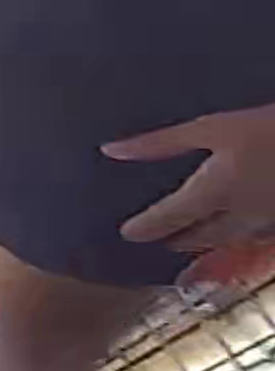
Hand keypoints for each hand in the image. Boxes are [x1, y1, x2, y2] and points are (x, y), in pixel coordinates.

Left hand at [105, 102, 274, 251]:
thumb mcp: (213, 128)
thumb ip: (159, 144)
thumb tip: (110, 151)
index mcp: (216, 191)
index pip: (169, 218)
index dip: (146, 228)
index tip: (127, 235)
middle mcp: (249, 211)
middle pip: (208, 235)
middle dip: (184, 240)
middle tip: (164, 241)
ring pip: (243, 237)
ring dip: (218, 241)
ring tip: (200, 239)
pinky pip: (272, 231)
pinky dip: (252, 233)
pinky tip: (247, 227)